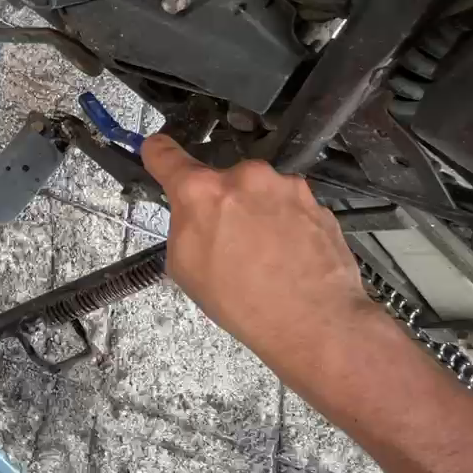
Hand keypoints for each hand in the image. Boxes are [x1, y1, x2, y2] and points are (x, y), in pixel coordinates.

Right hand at [140, 134, 382, 387]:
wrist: (314, 321)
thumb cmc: (241, 300)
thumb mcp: (184, 265)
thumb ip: (183, 224)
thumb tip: (192, 214)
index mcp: (200, 191)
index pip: (165, 154)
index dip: (157, 153)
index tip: (156, 150)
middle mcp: (244, 176)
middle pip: (218, 180)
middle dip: (217, 203)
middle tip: (223, 240)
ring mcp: (285, 186)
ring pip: (256, 192)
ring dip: (252, 212)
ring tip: (260, 255)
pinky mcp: (316, 202)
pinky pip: (286, 206)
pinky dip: (281, 224)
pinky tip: (285, 256)